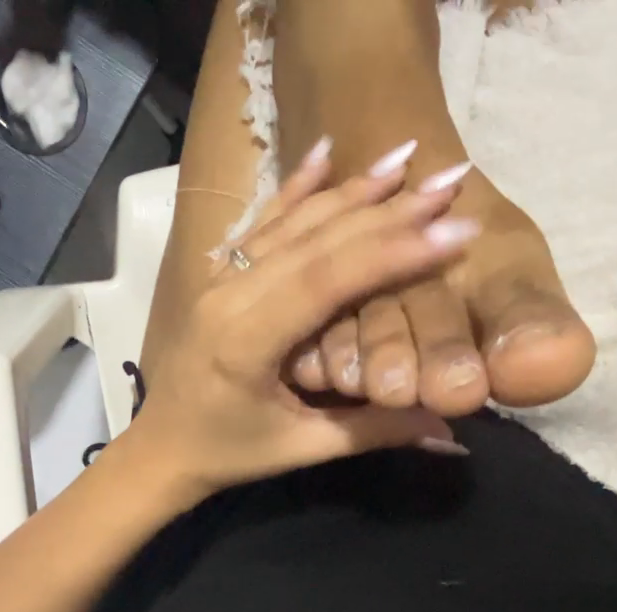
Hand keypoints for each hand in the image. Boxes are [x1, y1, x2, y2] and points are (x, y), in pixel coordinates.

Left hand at [118, 159, 480, 498]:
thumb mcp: (301, 448)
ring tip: (406, 157)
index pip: (326, 279)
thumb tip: (453, 434)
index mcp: (245, 341)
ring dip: (350, 189)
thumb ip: (373, 431)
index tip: (456, 228)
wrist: (160, 450)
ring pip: (289, 223)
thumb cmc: (228, 454)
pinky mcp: (215, 274)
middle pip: (314, 240)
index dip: (392, 252)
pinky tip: (325, 152)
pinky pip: (260, 224)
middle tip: (449, 181)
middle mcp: (228, 296)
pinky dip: (294, 188)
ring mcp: (217, 279)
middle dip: (386, 210)